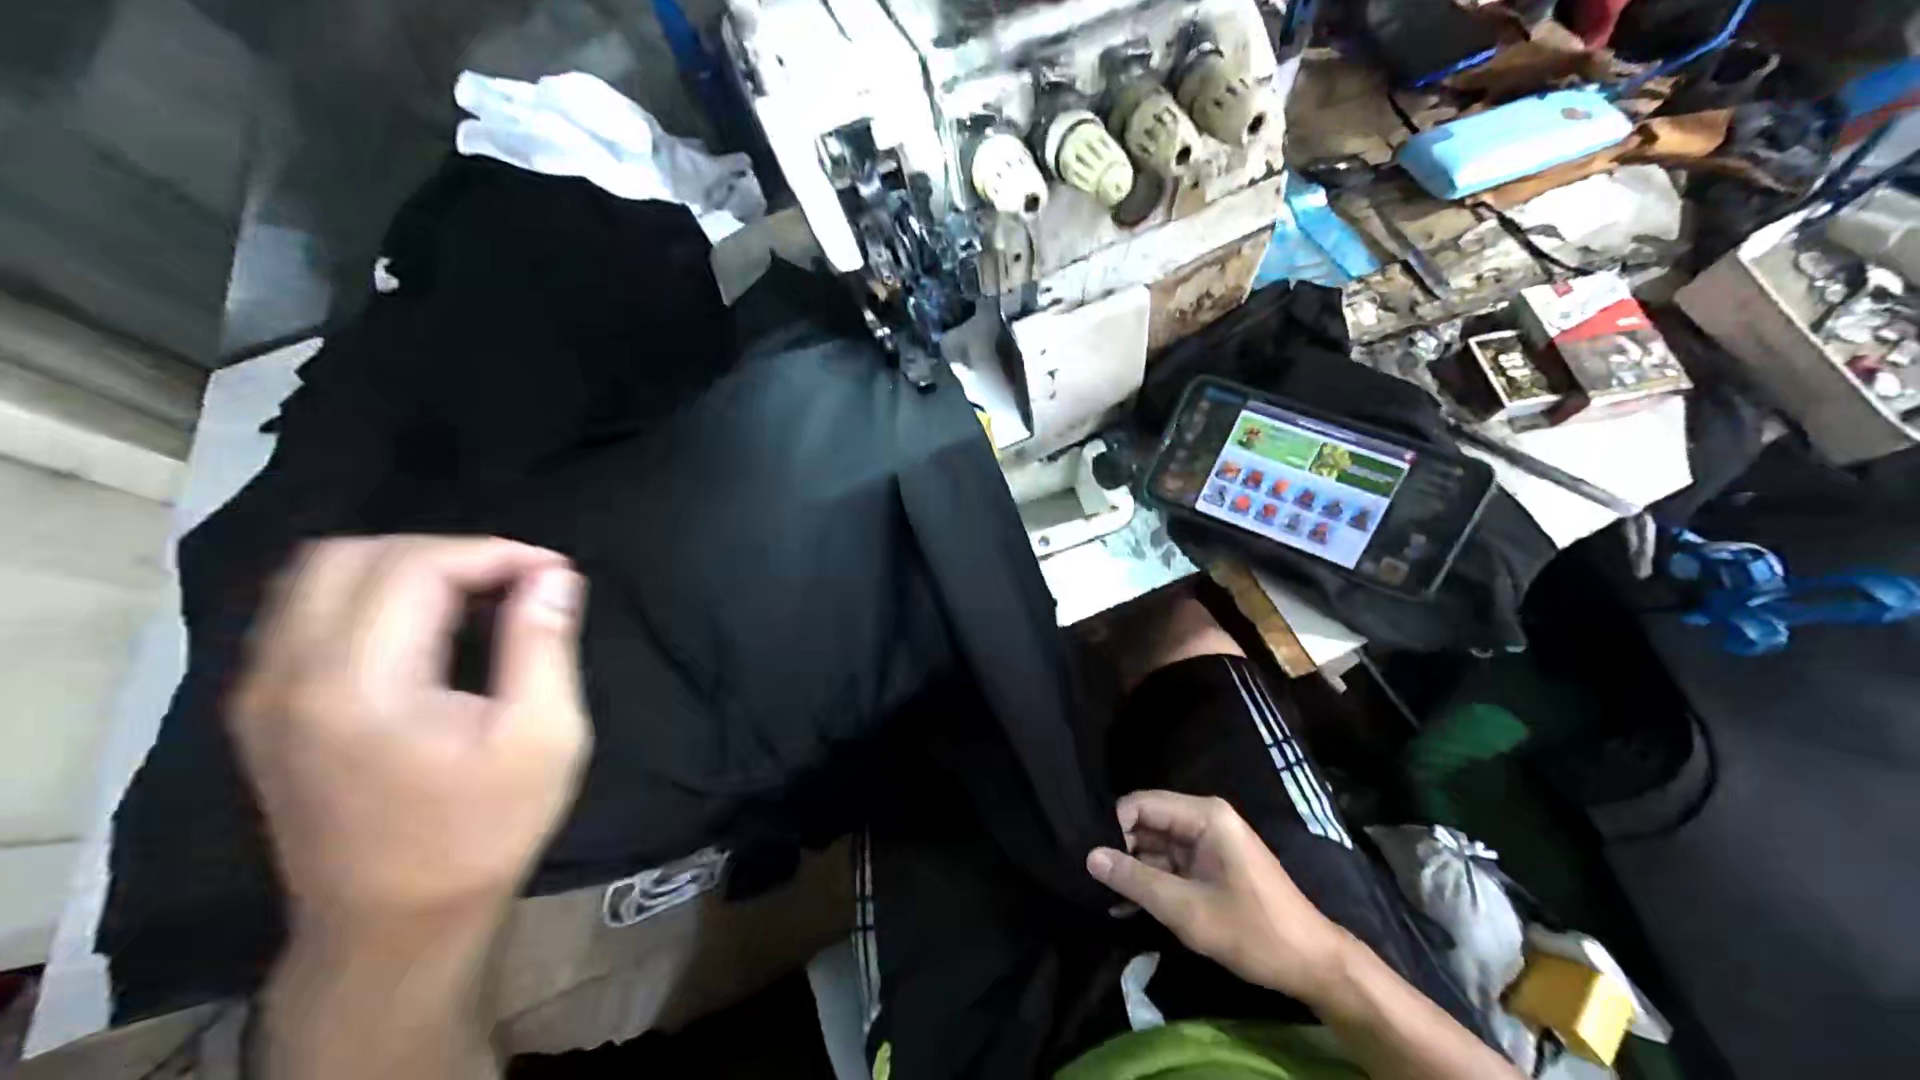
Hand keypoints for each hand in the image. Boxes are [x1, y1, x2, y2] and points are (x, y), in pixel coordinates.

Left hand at [232, 536, 592, 926]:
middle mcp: (288, 676)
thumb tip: (554, 576)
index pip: (415, 567)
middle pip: (351, 555)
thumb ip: (544, 645)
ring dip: (405, 565)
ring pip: (317, 577)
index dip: (493, 552)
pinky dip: (371, 593)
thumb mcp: (543, 738)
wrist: (392, 928)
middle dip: (445, 550)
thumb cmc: (480, 833)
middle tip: (513, 578)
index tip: (553, 572)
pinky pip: (307, 613)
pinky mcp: (266, 711)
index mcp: (357, 683)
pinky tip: (427, 623)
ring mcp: (263, 694)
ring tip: (477, 591)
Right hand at [1087, 791, 1353, 1003]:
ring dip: (1134, 869)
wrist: (1313, 964)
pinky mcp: (1211, 864)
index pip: (1140, 804)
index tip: (1094, 860)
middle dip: (1121, 849)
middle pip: (1147, 822)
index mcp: (1204, 816)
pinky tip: (1128, 906)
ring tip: (1105, 897)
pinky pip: (1171, 862)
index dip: (1114, 828)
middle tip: (1094, 880)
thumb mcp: (1187, 909)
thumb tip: (1090, 856)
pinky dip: (1152, 881)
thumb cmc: (1252, 930)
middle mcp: (1205, 819)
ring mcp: (1209, 842)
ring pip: (1156, 844)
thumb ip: (1136, 880)